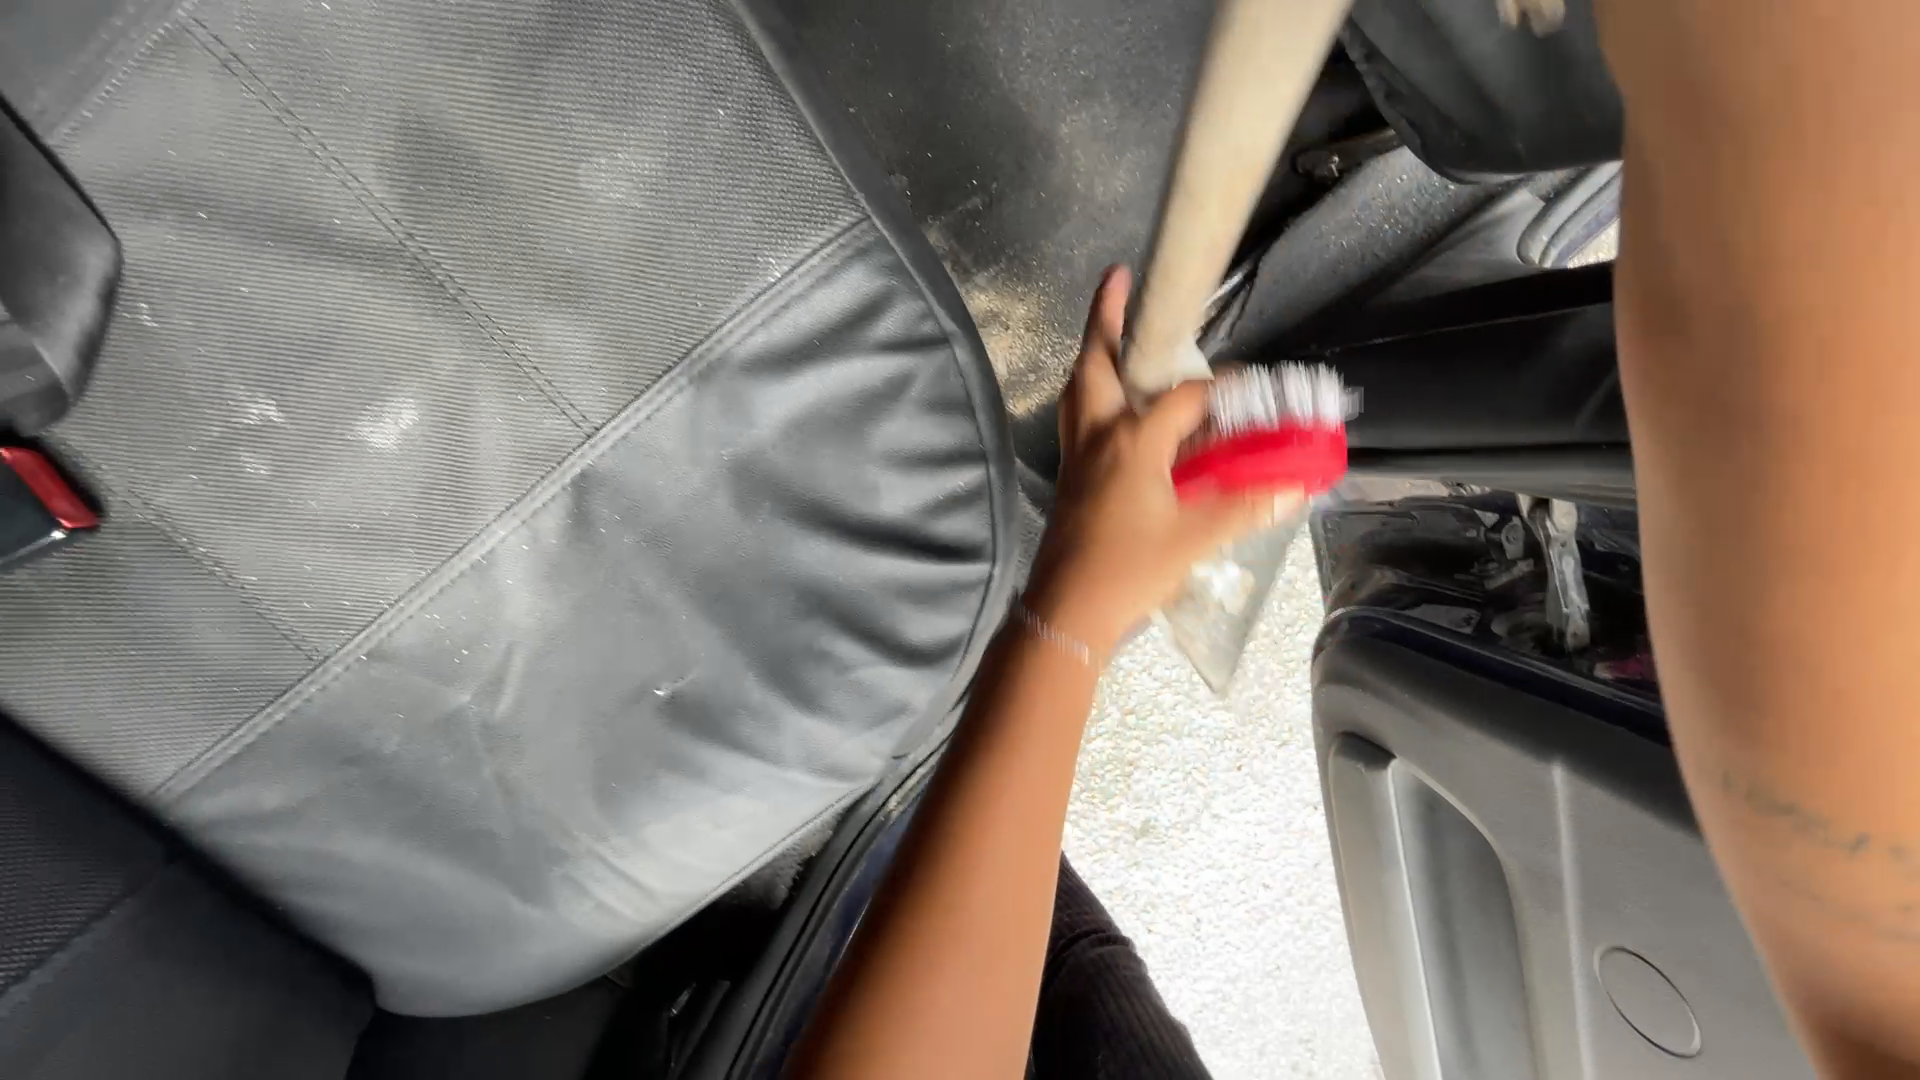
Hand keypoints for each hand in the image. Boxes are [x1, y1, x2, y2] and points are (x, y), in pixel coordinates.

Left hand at [1024, 266, 1300, 656]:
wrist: (1066, 608)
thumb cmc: (1128, 568)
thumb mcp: (1194, 537)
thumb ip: (1243, 506)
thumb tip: (1292, 486)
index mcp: (1131, 441)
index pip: (1185, 397)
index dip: (1222, 386)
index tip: (1253, 383)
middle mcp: (1097, 436)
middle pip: (1096, 363)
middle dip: (1106, 318)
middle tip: (1118, 278)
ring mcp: (1076, 455)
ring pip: (1079, 389)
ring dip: (1094, 355)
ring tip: (1111, 331)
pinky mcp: (1068, 476)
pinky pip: (1078, 419)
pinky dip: (1092, 395)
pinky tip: (1112, 406)